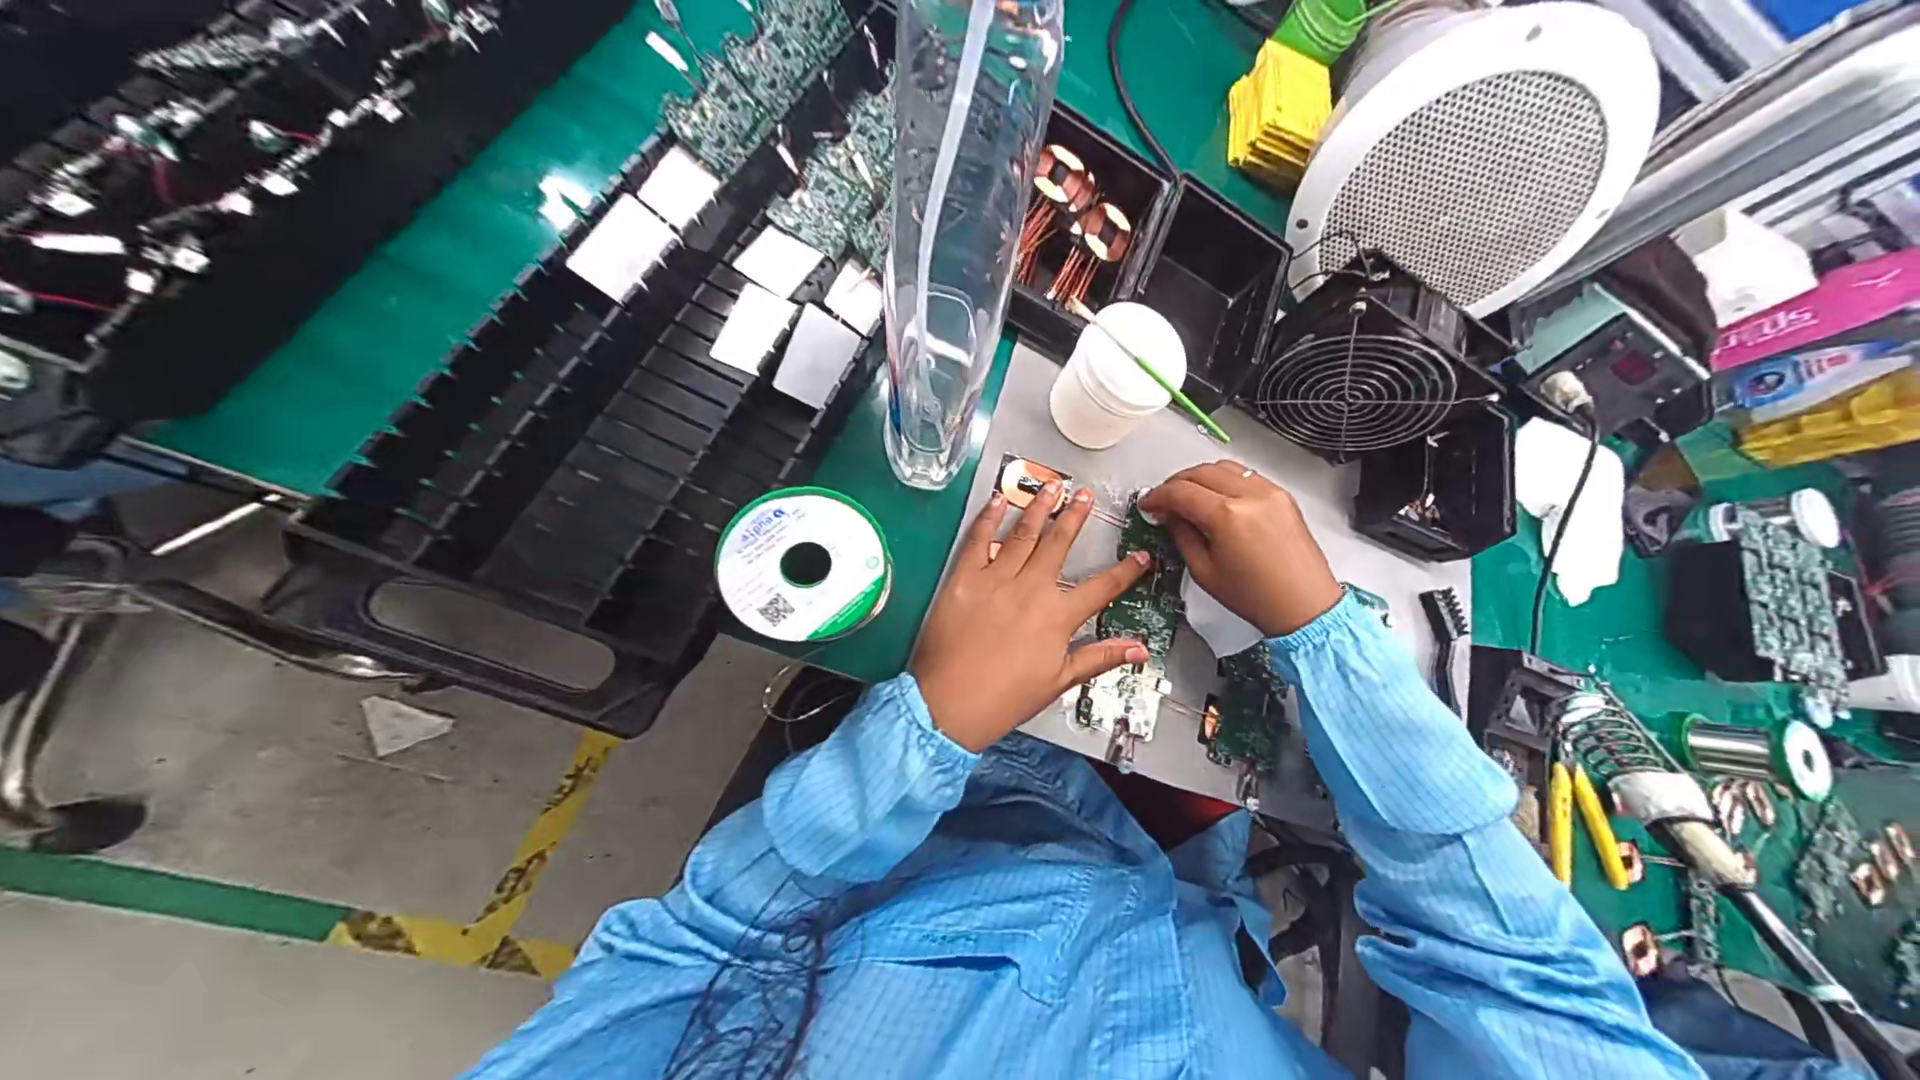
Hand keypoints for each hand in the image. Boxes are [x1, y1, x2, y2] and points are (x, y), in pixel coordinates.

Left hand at [912, 483, 1151, 752]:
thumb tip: (1138, 648)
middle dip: (1076, 516)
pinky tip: (998, 500)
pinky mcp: (964, 578)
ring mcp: (996, 579)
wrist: (949, 703)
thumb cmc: (1004, 698)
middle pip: (1059, 544)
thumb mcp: (1058, 681)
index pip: (1102, 587)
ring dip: (1039, 507)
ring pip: (1024, 533)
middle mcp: (1031, 589)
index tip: (1141, 556)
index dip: (1125, 571)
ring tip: (1052, 486)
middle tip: (1085, 495)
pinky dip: (989, 517)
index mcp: (1058, 616)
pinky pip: (979, 539)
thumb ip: (1098, 657)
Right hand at [1140, 461, 1341, 636]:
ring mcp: (1270, 492)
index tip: (1148, 504)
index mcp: (1227, 515)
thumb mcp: (1204, 570)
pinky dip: (1224, 480)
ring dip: (1199, 477)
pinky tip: (1216, 497)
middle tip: (1164, 500)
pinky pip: (1245, 475)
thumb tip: (1170, 517)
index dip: (1157, 496)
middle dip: (1175, 483)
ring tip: (1189, 497)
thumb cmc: (1258, 597)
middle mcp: (1250, 496)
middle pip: (1200, 472)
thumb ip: (1182, 535)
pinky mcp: (1282, 496)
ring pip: (1223, 467)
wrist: (1304, 605)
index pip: (1180, 491)